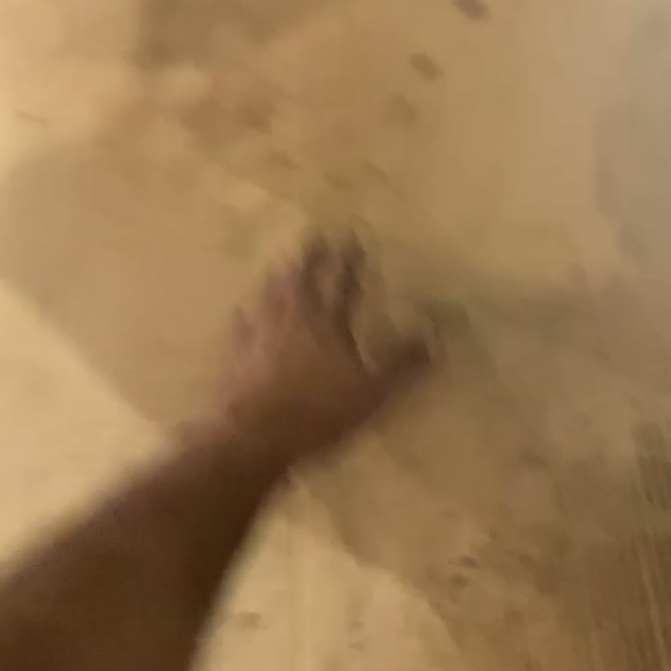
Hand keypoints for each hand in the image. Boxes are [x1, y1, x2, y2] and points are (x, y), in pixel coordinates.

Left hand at [220, 236, 429, 466]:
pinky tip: (244, 308)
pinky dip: (246, 311)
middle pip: (302, 278)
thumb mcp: (373, 391)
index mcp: (328, 323)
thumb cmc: (319, 413)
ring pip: (270, 294)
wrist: (252, 436)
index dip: (350, 260)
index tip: (353, 236)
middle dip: (311, 255)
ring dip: (279, 275)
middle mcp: (292, 318)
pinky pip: (241, 323)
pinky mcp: (234, 354)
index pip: (342, 282)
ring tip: (283, 262)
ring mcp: (259, 333)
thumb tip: (436, 333)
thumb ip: (404, 362)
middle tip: (315, 234)